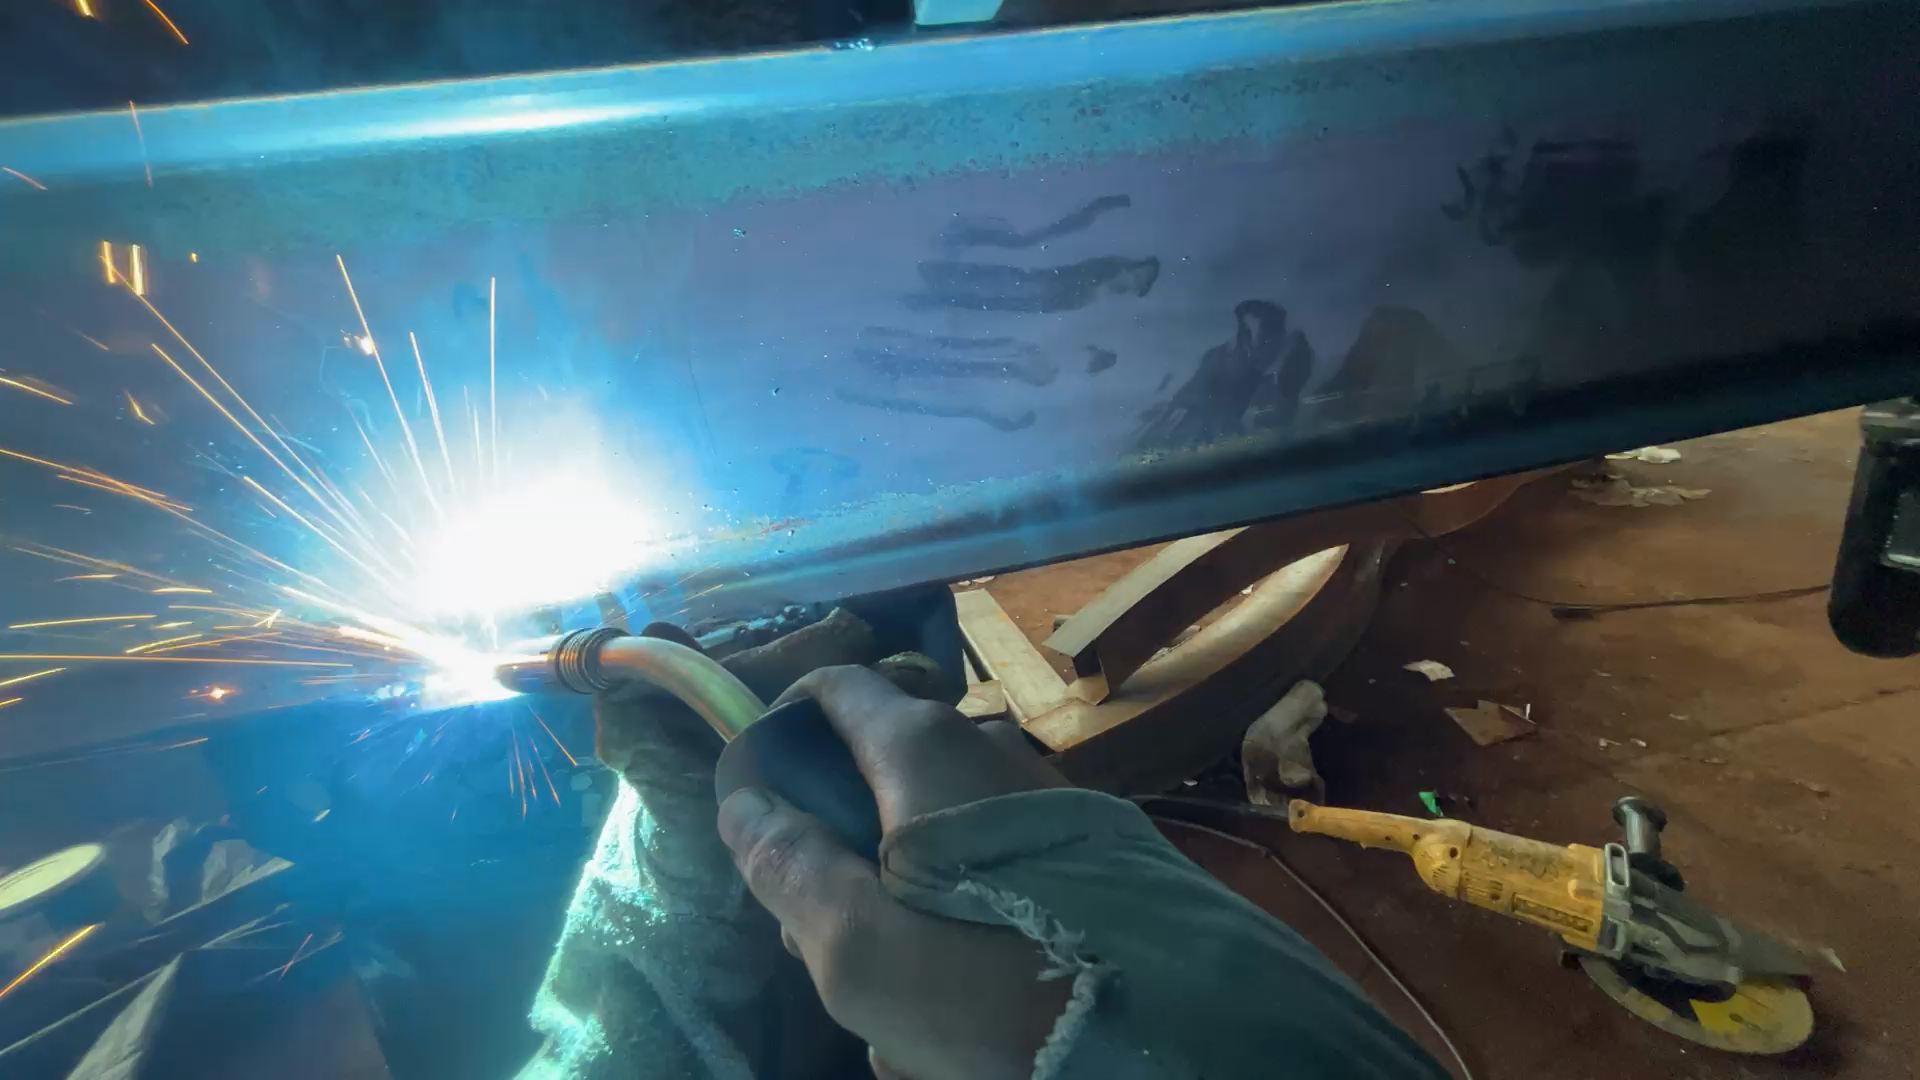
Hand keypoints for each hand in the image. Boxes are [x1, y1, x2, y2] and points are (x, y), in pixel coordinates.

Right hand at [717, 665, 1070, 1079]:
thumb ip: (789, 862)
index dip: (783, 720)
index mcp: (922, 746)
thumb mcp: (860, 942)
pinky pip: (977, 846)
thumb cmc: (994, 979)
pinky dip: (947, 895)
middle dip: (834, 838)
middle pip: (874, 765)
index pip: (835, 687)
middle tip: (820, 931)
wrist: (1173, 1026)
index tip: (758, 786)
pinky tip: (957, 977)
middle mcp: (980, 743)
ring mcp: (1029, 784)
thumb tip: (743, 799)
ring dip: (891, 885)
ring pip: (923, 818)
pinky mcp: (1066, 829)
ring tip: (894, 983)